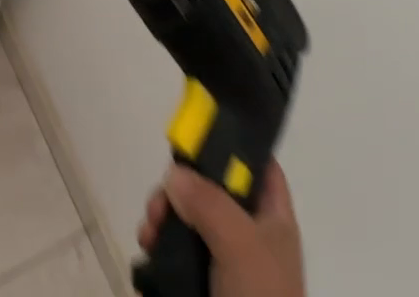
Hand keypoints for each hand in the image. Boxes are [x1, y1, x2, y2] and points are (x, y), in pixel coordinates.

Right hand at [138, 162, 304, 296]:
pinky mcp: (197, 283)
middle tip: (159, 203)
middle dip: (178, 189)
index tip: (194, 137)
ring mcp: (221, 261)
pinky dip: (156, 247)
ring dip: (161, 218)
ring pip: (185, 220)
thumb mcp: (240, 244)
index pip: (257, 167)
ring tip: (147, 233)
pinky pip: (172, 252)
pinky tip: (145, 252)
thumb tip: (174, 173)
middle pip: (208, 189)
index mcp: (272, 219)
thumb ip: (209, 202)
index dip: (231, 146)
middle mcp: (247, 235)